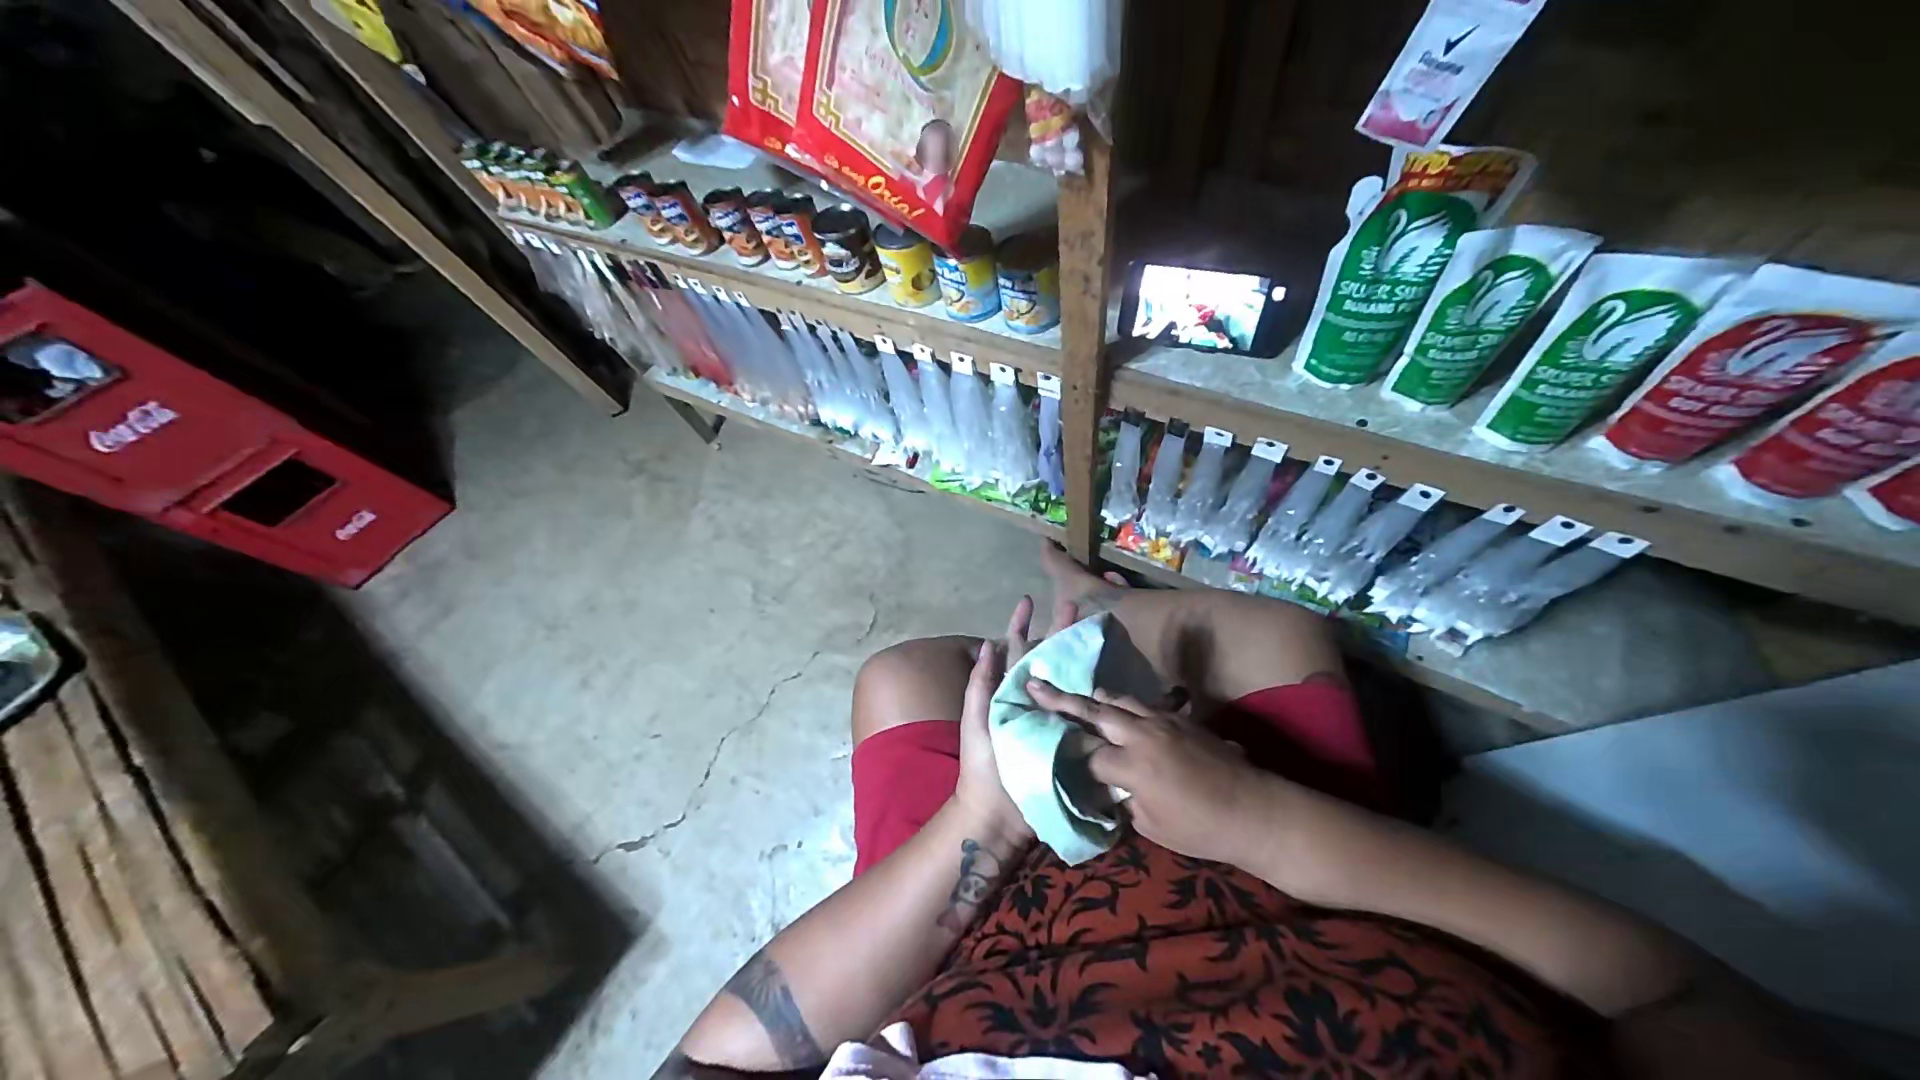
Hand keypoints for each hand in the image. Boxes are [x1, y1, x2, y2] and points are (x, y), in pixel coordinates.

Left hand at [951, 595, 1079, 846]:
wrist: (998, 812)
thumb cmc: (983, 763)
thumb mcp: (976, 718)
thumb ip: (981, 682)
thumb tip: (988, 641)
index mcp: (1007, 691)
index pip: (1015, 650)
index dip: (1021, 624)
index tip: (1028, 600)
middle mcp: (1033, 699)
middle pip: (1048, 657)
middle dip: (1059, 630)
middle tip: (1074, 604)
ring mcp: (1053, 716)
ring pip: (1068, 678)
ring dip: (1078, 654)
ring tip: (1093, 630)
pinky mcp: (1071, 736)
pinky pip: (1083, 709)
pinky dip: (1093, 691)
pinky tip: (1108, 673)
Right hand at [1025, 681, 1278, 866]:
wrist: (1258, 811)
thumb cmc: (1203, 829)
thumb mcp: (1153, 826)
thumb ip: (1124, 800)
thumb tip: (1110, 787)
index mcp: (1132, 766)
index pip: (1088, 755)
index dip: (1070, 759)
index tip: (1052, 759)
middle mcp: (1143, 734)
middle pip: (1094, 709)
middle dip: (1061, 699)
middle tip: (1034, 684)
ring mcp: (1164, 721)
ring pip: (1120, 699)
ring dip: (1095, 697)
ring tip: (1073, 692)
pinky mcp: (1182, 719)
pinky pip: (1145, 705)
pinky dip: (1126, 705)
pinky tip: (1118, 708)